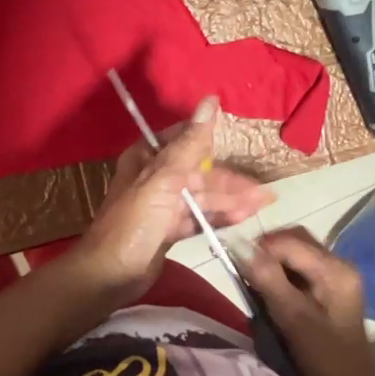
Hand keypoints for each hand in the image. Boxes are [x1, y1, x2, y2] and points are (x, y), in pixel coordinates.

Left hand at [73, 97, 272, 299]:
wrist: (110, 274)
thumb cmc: (134, 222)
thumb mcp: (163, 179)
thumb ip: (190, 144)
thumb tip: (210, 100)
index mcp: (147, 158)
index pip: (186, 141)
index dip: (215, 142)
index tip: (246, 146)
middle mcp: (155, 178)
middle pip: (200, 173)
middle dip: (231, 182)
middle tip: (264, 192)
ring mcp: (163, 205)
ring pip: (202, 197)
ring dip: (231, 201)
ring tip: (262, 205)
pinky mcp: (169, 230)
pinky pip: (199, 218)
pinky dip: (218, 218)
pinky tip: (243, 218)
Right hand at [239, 228, 374, 375]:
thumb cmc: (324, 358)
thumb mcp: (292, 318)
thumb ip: (267, 279)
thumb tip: (238, 245)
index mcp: (336, 270)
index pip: (290, 242)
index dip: (259, 248)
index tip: (233, 264)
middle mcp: (340, 264)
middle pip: (295, 240)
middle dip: (266, 251)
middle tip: (242, 272)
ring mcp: (337, 275)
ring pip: (296, 252)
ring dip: (271, 261)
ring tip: (252, 280)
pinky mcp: (330, 287)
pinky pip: (300, 267)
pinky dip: (280, 272)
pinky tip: (268, 290)